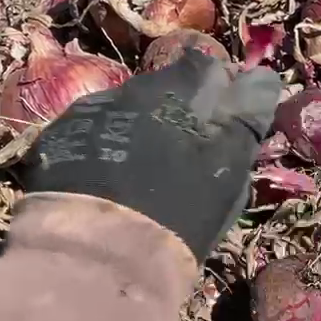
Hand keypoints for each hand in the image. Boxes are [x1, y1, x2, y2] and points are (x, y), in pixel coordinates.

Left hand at [26, 48, 280, 259]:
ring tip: (151, 164)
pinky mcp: (55, 141)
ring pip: (126, 107)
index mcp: (177, 91)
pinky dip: (109, 144)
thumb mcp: (230, 167)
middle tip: (193, 145)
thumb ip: (246, 118)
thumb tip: (265, 77)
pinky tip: (115, 176)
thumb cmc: (181, 209)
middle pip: (162, 85)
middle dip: (180, 105)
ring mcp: (87, 113)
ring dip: (143, 124)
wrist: (99, 256)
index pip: (204, 64)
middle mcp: (128, 90)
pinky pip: (94, 131)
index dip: (220, 85)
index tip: (229, 114)